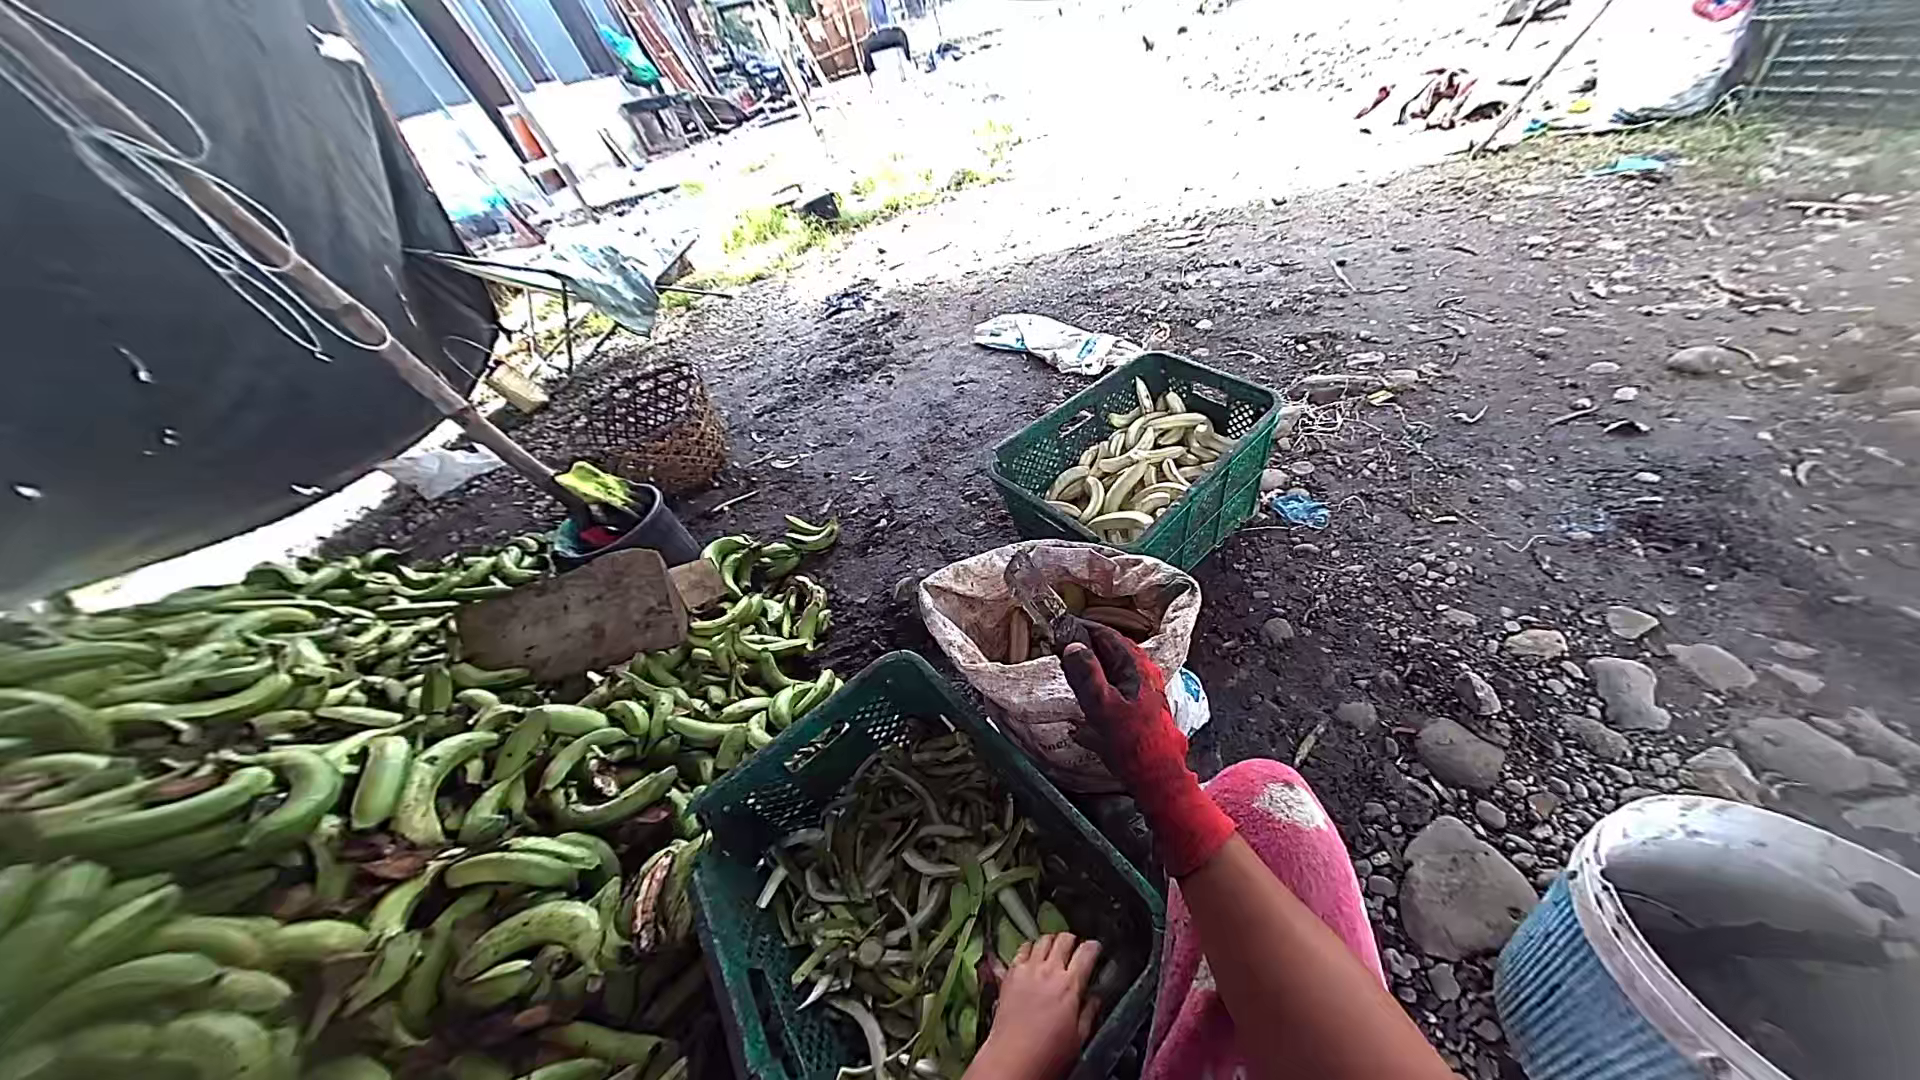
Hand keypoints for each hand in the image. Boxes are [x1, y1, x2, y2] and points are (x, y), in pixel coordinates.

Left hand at [967, 933, 1101, 1079]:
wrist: (1012, 1061)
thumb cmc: (1048, 1056)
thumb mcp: (1078, 1040)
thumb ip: (1089, 1013)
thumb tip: (1095, 997)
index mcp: (1069, 986)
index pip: (1086, 953)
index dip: (1093, 947)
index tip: (1095, 948)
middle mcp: (1049, 971)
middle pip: (1063, 939)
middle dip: (1072, 940)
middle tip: (1075, 948)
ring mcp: (1027, 969)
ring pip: (1042, 940)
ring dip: (1051, 942)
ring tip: (1054, 949)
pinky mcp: (1010, 973)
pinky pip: (1022, 949)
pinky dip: (1030, 948)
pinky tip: (1032, 956)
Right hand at [1060, 621, 1233, 876]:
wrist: (1160, 782)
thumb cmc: (1133, 743)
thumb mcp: (1102, 706)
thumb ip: (1086, 674)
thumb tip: (1072, 645)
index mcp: (1137, 667)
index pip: (1106, 635)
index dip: (1082, 629)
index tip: (1060, 628)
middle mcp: (1143, 676)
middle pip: (1111, 652)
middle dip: (1086, 648)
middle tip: (1061, 648)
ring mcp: (1143, 695)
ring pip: (1113, 673)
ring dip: (1091, 670)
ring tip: (1069, 673)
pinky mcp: (1140, 714)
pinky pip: (1114, 694)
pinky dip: (1097, 692)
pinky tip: (1083, 710)